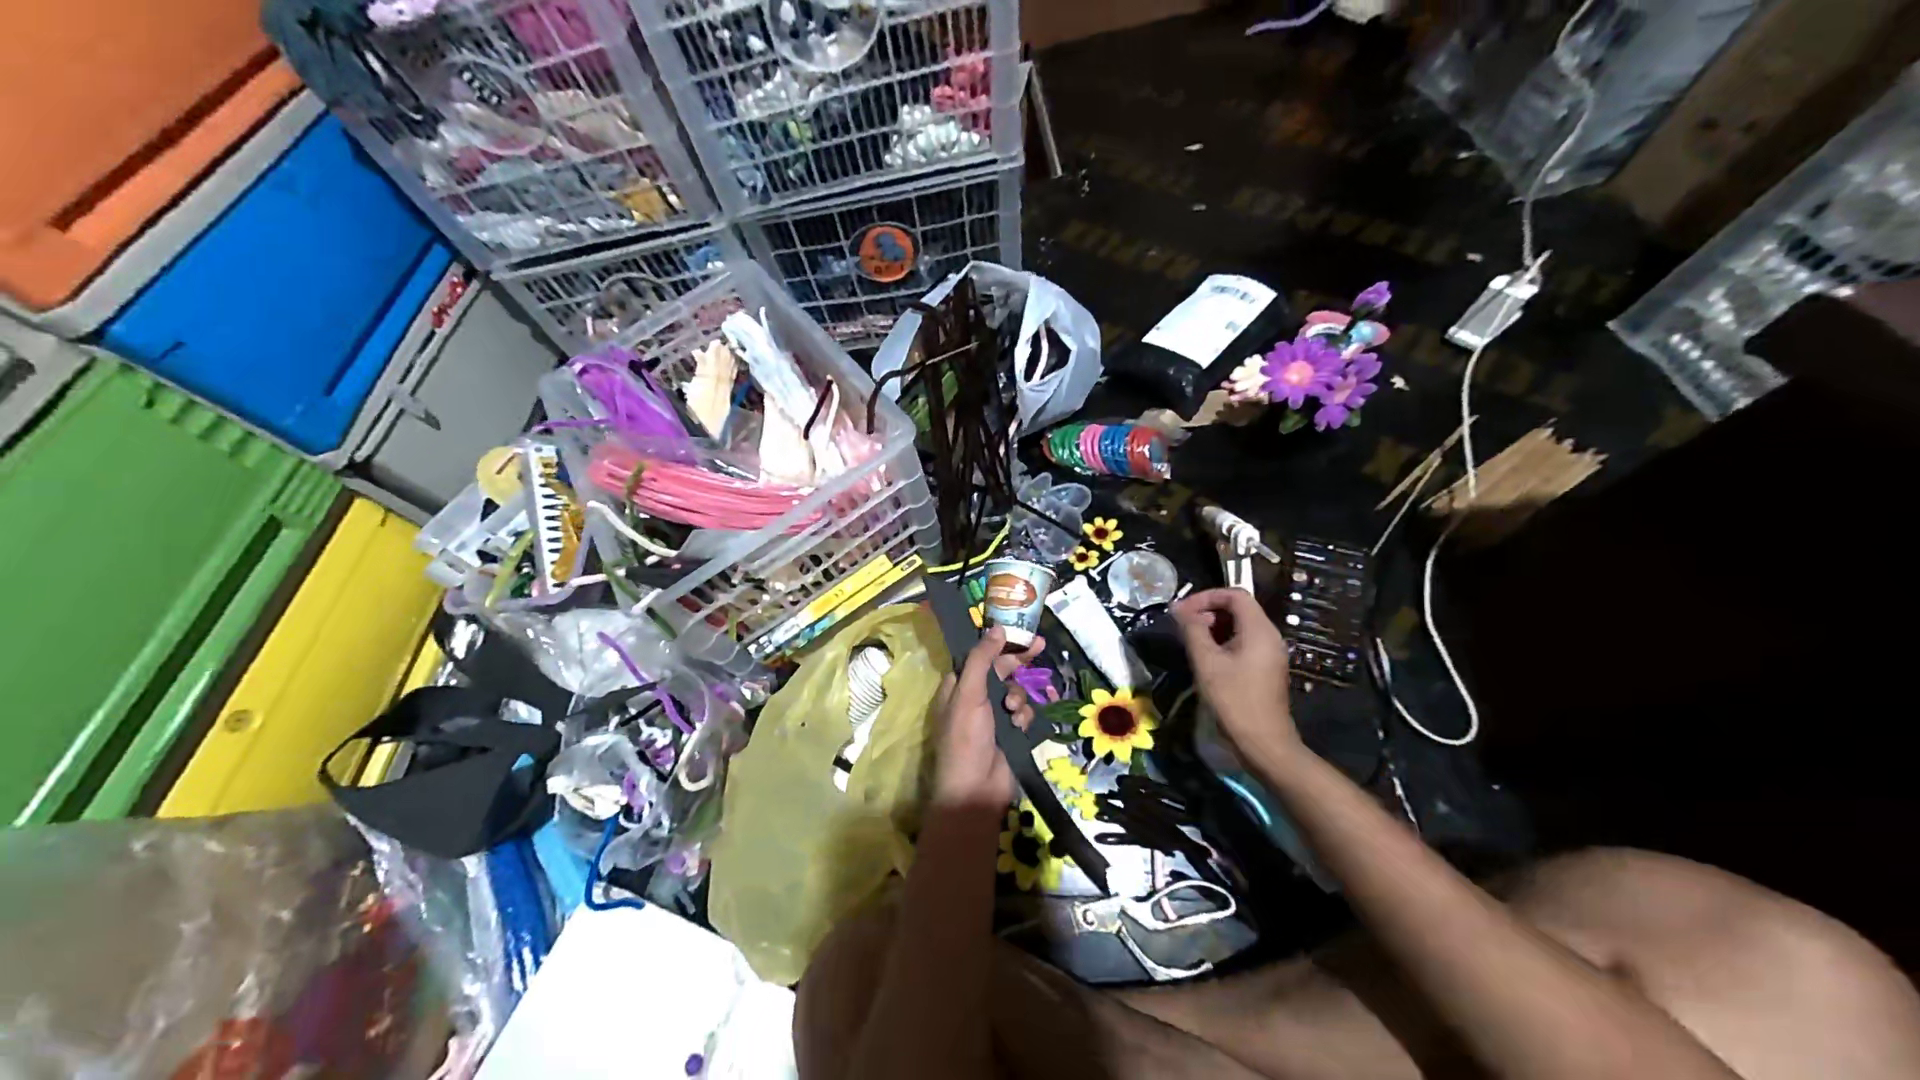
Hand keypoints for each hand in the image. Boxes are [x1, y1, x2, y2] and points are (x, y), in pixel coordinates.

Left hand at [932, 626, 1042, 809]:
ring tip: (1013, 711)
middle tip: (1041, 645)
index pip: (980, 655)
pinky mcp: (1010, 733)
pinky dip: (1024, 717)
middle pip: (1001, 670)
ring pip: (1016, 691)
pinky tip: (1019, 726)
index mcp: (958, 686)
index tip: (1020, 632)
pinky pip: (1024, 714)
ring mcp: (993, 717)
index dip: (1000, 643)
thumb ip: (982, 659)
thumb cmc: (965, 738)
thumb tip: (998, 627)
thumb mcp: (969, 694)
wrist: (976, 789)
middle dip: (1018, 661)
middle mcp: (974, 698)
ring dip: (1019, 697)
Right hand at [1172, 588, 1299, 760]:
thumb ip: (1192, 630)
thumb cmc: (1234, 700)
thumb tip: (1179, 608)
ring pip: (1240, 625)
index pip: (1235, 594)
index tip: (1182, 611)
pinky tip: (1207, 658)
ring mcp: (1270, 652)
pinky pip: (1244, 642)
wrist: (1263, 742)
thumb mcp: (1206, 662)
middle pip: (1239, 608)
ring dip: (1214, 627)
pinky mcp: (1266, 667)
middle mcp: (1269, 635)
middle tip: (1184, 627)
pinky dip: (1223, 641)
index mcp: (1259, 629)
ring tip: (1192, 642)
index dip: (1206, 597)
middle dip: (1208, 611)